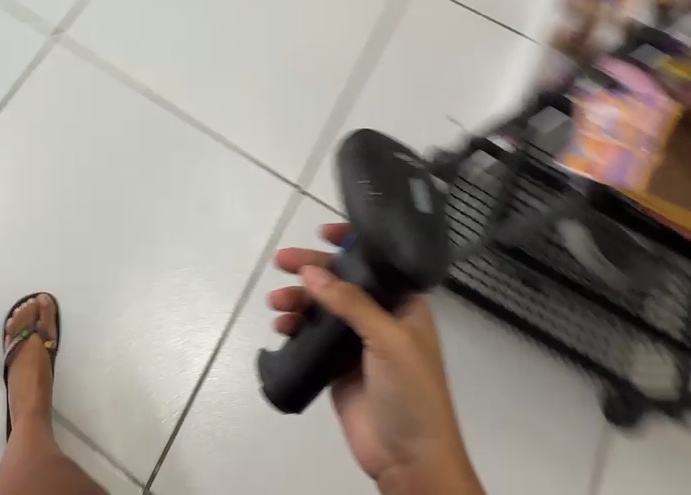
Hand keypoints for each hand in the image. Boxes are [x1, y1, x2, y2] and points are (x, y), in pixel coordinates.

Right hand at [270, 225, 482, 494]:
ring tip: (276, 303)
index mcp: (404, 307)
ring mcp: (357, 342)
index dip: (353, 244)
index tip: (323, 231)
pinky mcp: (336, 364)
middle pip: (341, 282)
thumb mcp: (389, 341)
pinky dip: (294, 325)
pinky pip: (310, 334)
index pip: (377, 264)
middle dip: (311, 269)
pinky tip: (281, 326)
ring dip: (298, 299)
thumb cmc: (413, 394)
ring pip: (321, 306)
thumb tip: (310, 272)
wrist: (411, 459)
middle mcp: (380, 318)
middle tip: (280, 261)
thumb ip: (351, 303)